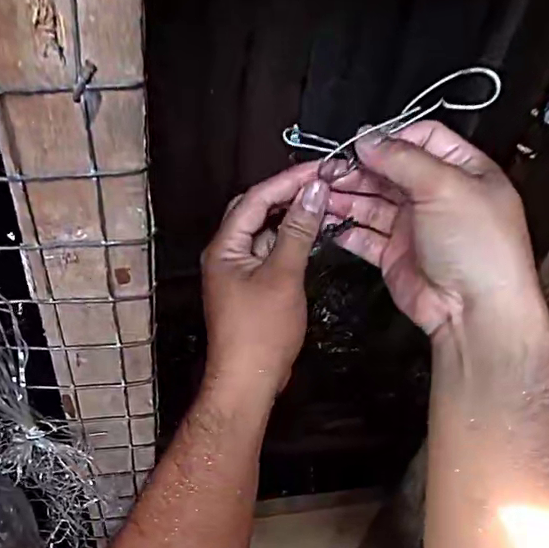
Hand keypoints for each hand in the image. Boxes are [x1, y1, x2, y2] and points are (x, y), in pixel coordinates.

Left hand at [200, 161, 328, 405]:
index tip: (323, 168)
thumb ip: (298, 230)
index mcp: (223, 247)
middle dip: (288, 194)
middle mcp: (225, 254)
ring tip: (325, 203)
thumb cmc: (260, 331)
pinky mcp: (249, 287)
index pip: (255, 198)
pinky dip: (289, 241)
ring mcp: (236, 271)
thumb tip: (314, 191)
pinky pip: (268, 253)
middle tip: (324, 182)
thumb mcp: (283, 275)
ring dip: (291, 218)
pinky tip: (313, 234)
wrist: (248, 379)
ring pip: (264, 232)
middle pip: (255, 211)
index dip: (289, 180)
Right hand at [321, 121, 543, 336]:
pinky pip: (363, 236)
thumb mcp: (445, 187)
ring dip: (345, 198)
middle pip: (388, 172)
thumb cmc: (481, 250)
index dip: (388, 141)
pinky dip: (344, 229)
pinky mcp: (393, 254)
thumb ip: (403, 159)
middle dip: (358, 171)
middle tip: (328, 173)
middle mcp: (436, 196)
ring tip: (320, 196)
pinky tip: (328, 223)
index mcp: (461, 170)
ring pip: (371, 203)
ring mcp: (413, 226)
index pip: (420, 140)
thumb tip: (370, 139)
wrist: (472, 308)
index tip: (359, 147)